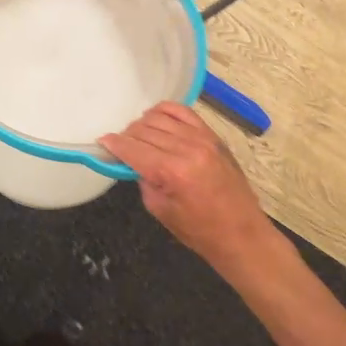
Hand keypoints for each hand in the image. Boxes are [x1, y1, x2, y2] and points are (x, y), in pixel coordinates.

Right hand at [100, 102, 282, 272]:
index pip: (132, 148)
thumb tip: (132, 160)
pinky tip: (157, 119)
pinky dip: (165, 111)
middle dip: (127, 137)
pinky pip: (182, 111)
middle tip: (122, 148)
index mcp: (172, 172)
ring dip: (143, 125)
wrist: (243, 235)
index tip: (102, 142)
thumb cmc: (200, 232)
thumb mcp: (161, 211)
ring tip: (139, 137)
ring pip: (160, 117)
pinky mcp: (212, 135)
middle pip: (143, 130)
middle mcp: (186, 149)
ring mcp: (202, 138)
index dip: (113, 144)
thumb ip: (143, 179)